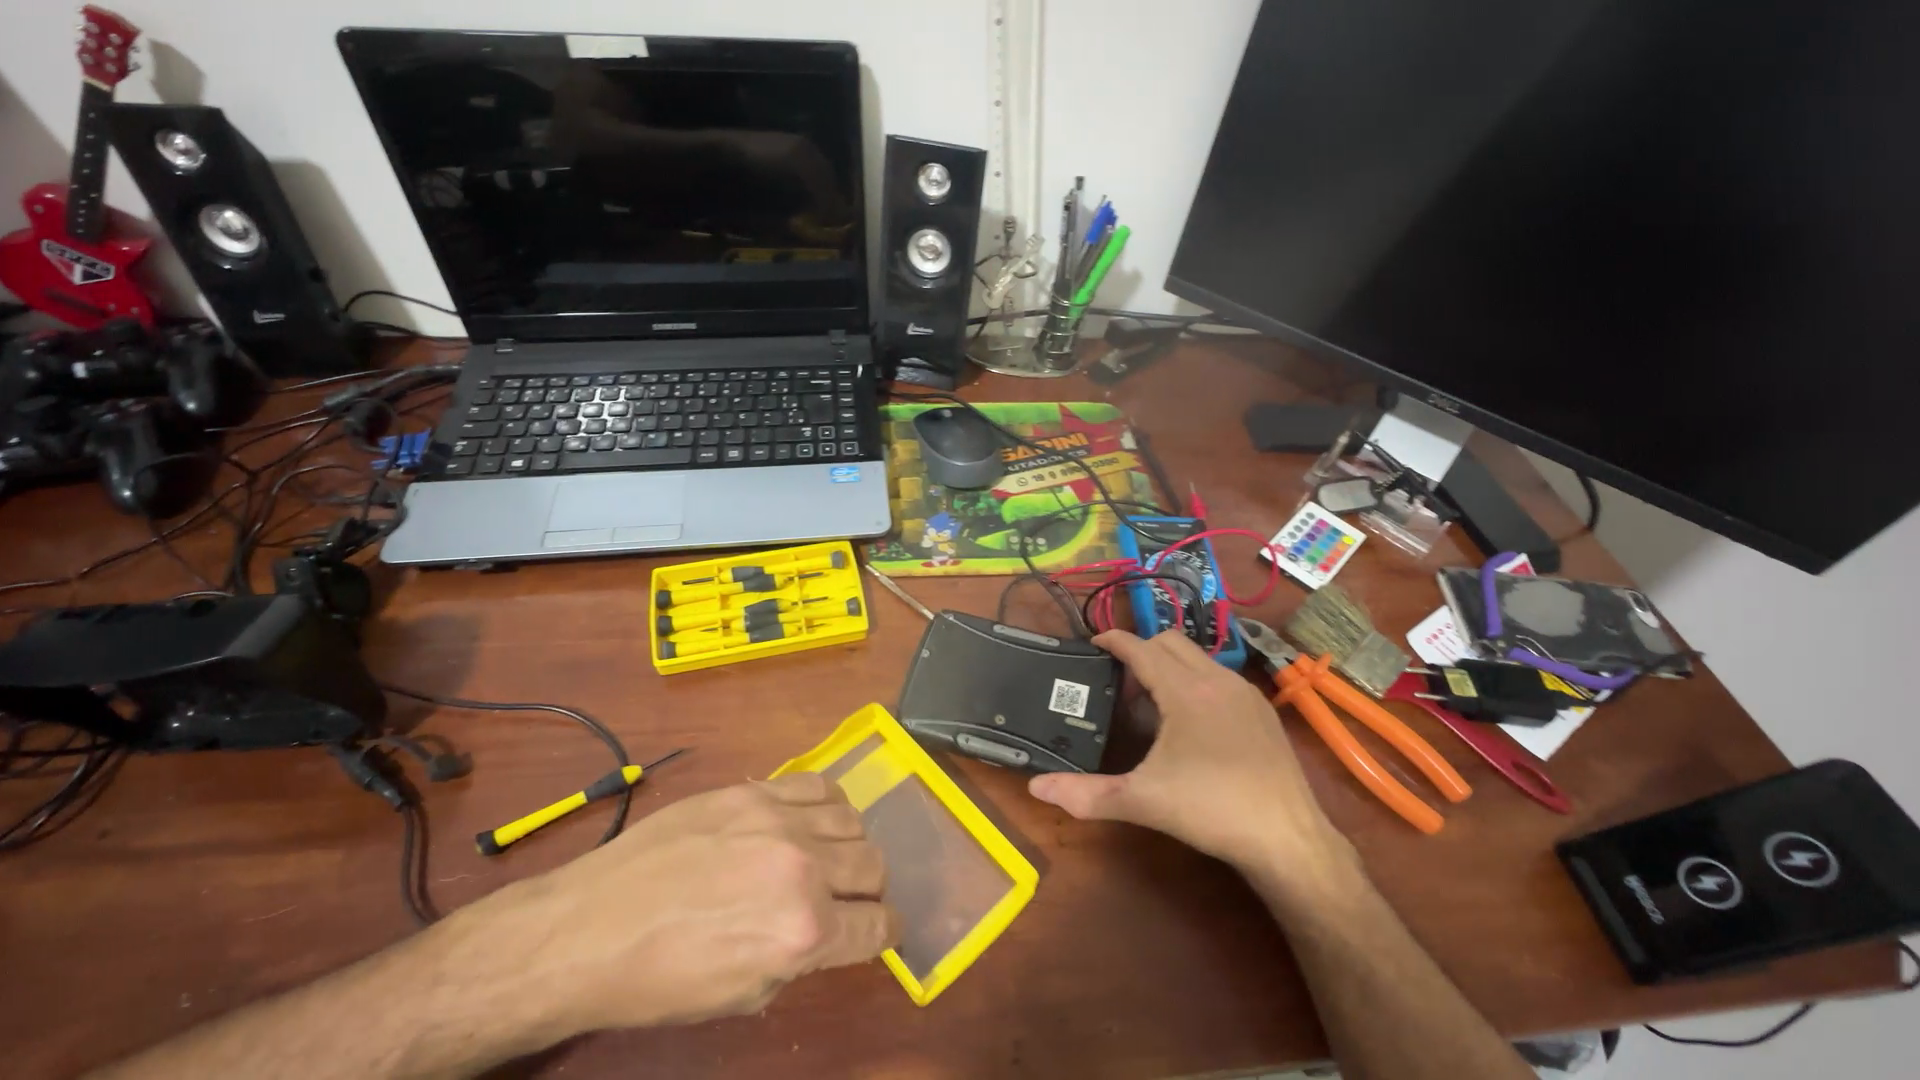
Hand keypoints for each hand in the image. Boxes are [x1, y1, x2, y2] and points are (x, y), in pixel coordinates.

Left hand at [460, 774, 896, 1036]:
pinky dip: (826, 805)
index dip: (885, 932)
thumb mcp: (744, 996)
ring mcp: (777, 822)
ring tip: (823, 857)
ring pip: (854, 821)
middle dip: (869, 889)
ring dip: (849, 845)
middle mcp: (803, 869)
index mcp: (804, 932)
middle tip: (846, 899)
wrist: (588, 928)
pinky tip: (806, 821)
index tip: (879, 929)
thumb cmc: (660, 981)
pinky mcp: (750, 793)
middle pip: (874, 866)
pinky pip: (817, 784)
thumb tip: (828, 932)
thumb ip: (802, 960)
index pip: (879, 925)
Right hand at [1028, 630, 1361, 893]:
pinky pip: (1219, 677)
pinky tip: (1190, 725)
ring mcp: (1245, 694)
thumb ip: (1086, 794)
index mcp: (1186, 690)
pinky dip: (1195, 682)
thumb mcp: (1142, 801)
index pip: (1141, 647)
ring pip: (1198, 657)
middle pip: (1170, 641)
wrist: (1287, 837)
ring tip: (1151, 705)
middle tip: (1120, 684)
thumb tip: (1037, 788)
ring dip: (1169, 666)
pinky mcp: (1263, 712)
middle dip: (1140, 650)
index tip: (1092, 643)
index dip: (1113, 640)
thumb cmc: (1211, 810)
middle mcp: (1218, 679)